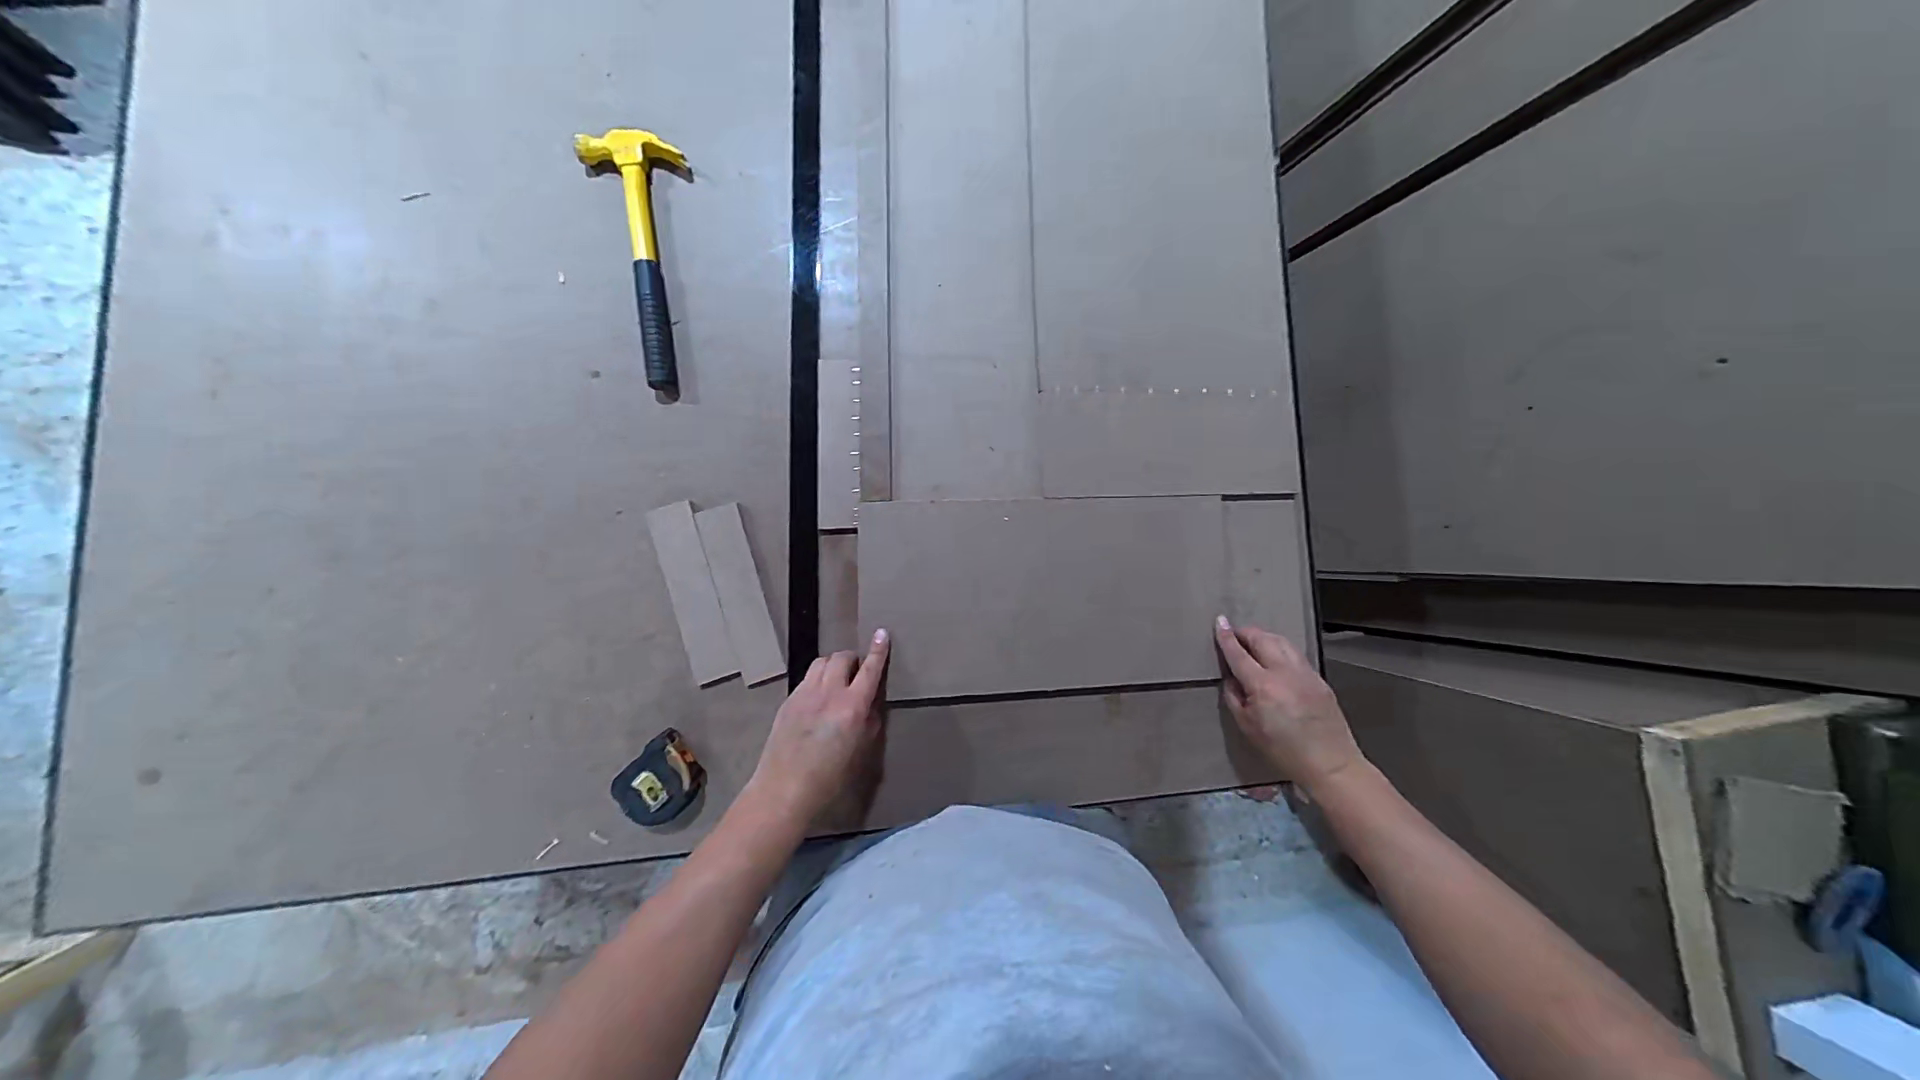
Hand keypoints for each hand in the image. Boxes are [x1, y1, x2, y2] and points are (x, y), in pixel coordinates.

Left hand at [745, 628, 890, 822]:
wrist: (785, 790)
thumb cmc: (830, 778)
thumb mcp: (861, 751)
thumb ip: (870, 721)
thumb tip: (872, 702)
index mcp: (852, 707)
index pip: (870, 669)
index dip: (878, 650)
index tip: (882, 634)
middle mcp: (828, 693)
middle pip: (842, 658)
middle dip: (853, 659)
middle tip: (858, 672)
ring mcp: (804, 694)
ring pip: (821, 662)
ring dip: (834, 665)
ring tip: (838, 679)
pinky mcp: (788, 701)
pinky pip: (807, 678)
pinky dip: (818, 679)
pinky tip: (818, 697)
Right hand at [1214, 616, 1362, 791]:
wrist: (1330, 763)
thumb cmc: (1283, 750)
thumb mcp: (1247, 726)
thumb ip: (1234, 696)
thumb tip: (1231, 677)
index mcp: (1263, 686)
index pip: (1239, 654)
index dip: (1226, 637)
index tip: (1219, 622)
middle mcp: (1285, 673)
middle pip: (1262, 639)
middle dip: (1245, 633)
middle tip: (1234, 635)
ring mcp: (1306, 674)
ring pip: (1282, 642)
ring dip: (1264, 637)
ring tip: (1253, 642)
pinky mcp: (1319, 679)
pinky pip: (1295, 655)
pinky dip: (1280, 649)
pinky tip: (1275, 658)